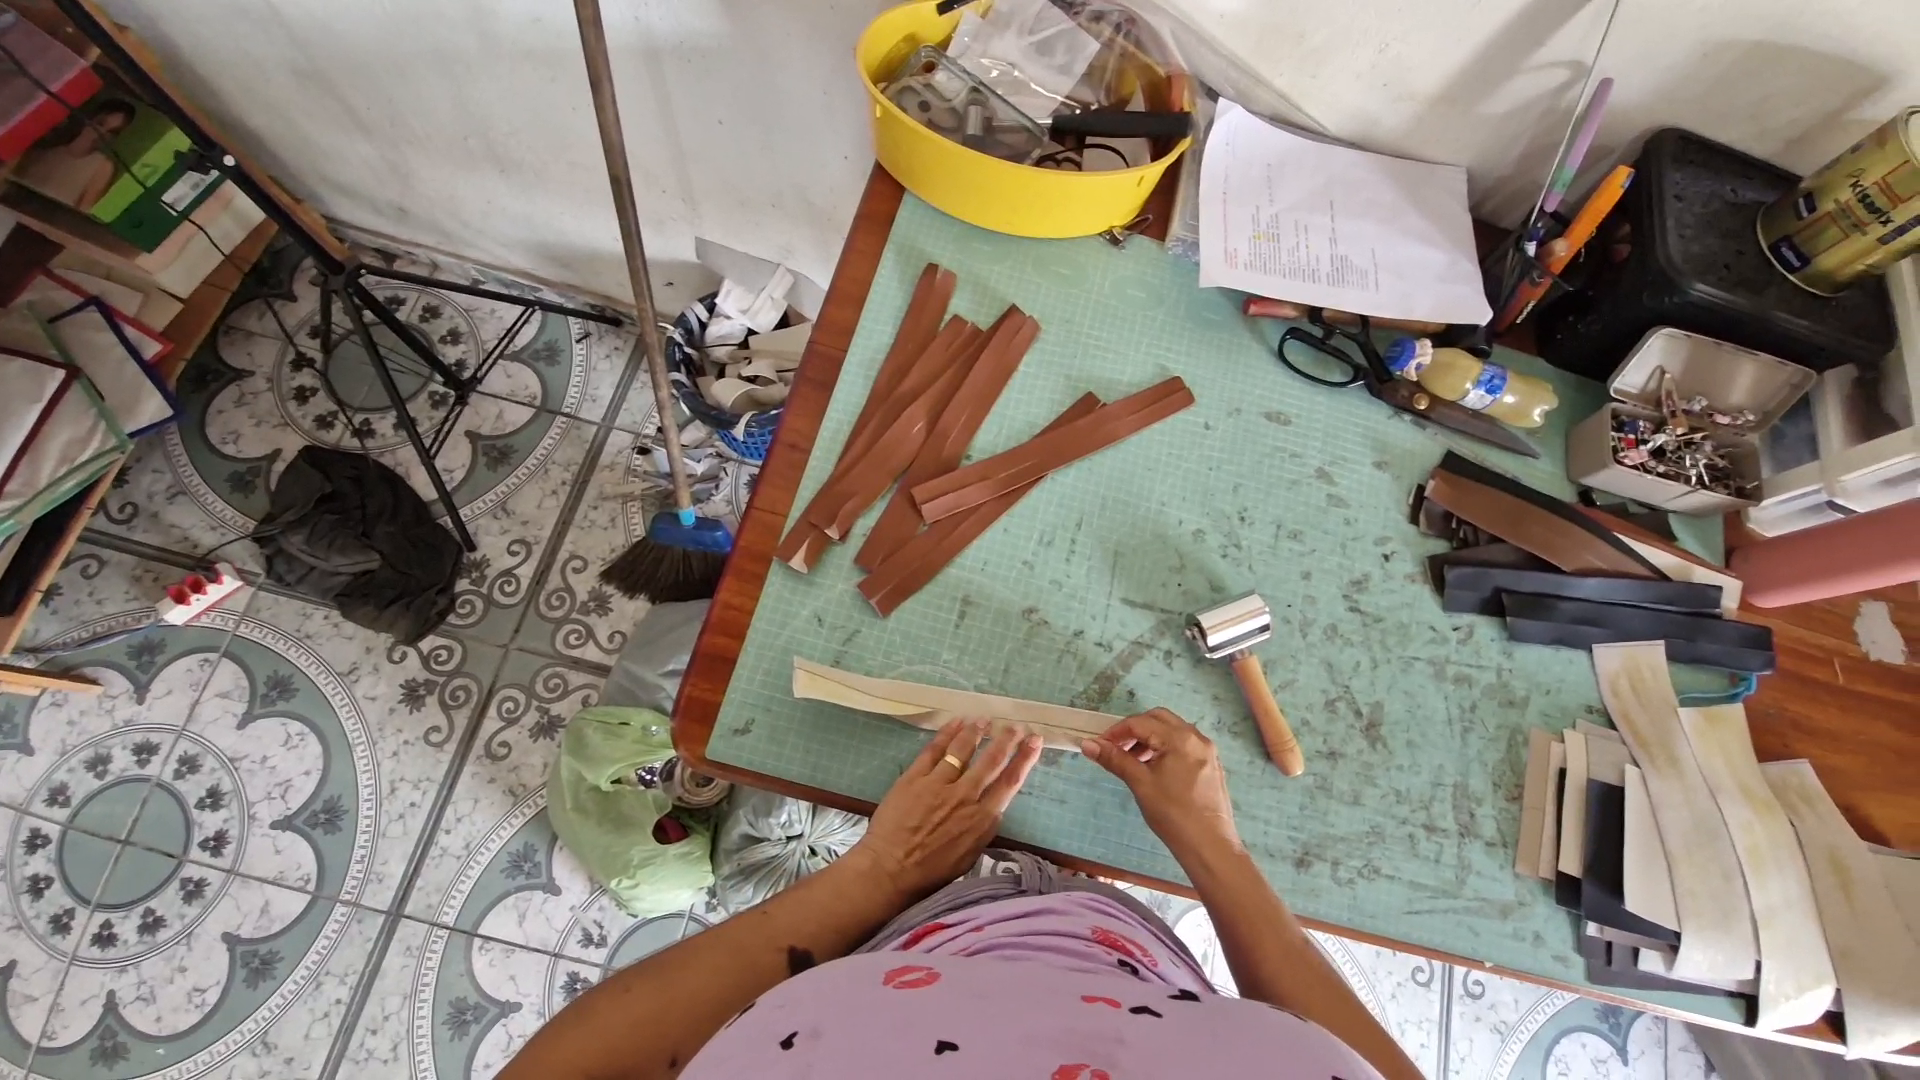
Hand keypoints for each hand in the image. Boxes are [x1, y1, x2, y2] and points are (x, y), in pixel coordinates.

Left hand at [848, 718, 1043, 900]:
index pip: (1010, 782)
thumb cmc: (931, 872)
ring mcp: (939, 784)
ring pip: (963, 749)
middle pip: (991, 760)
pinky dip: (948, 733)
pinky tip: (956, 722)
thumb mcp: (970, 856)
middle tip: (1016, 725)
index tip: (1035, 742)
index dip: (1025, 759)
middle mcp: (965, 797)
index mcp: (982, 819)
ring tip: (985, 719)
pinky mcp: (915, 777)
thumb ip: (982, 828)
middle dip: (1006, 739)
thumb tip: (992, 808)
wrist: (890, 870)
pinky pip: (935, 749)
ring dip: (977, 731)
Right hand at [1080, 707, 1240, 855]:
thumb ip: (1115, 759)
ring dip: (1149, 737)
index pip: (1140, 723)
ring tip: (1132, 759)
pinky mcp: (1210, 764)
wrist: (1210, 846)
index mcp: (1179, 738)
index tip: (1099, 745)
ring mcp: (1206, 750)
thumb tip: (1088, 744)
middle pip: (1158, 718)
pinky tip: (1153, 768)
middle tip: (1116, 747)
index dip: (1116, 731)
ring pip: (1171, 730)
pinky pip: (1183, 744)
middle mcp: (1196, 737)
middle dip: (1134, 729)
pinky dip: (1164, 747)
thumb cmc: (1173, 814)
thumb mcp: (1140, 784)